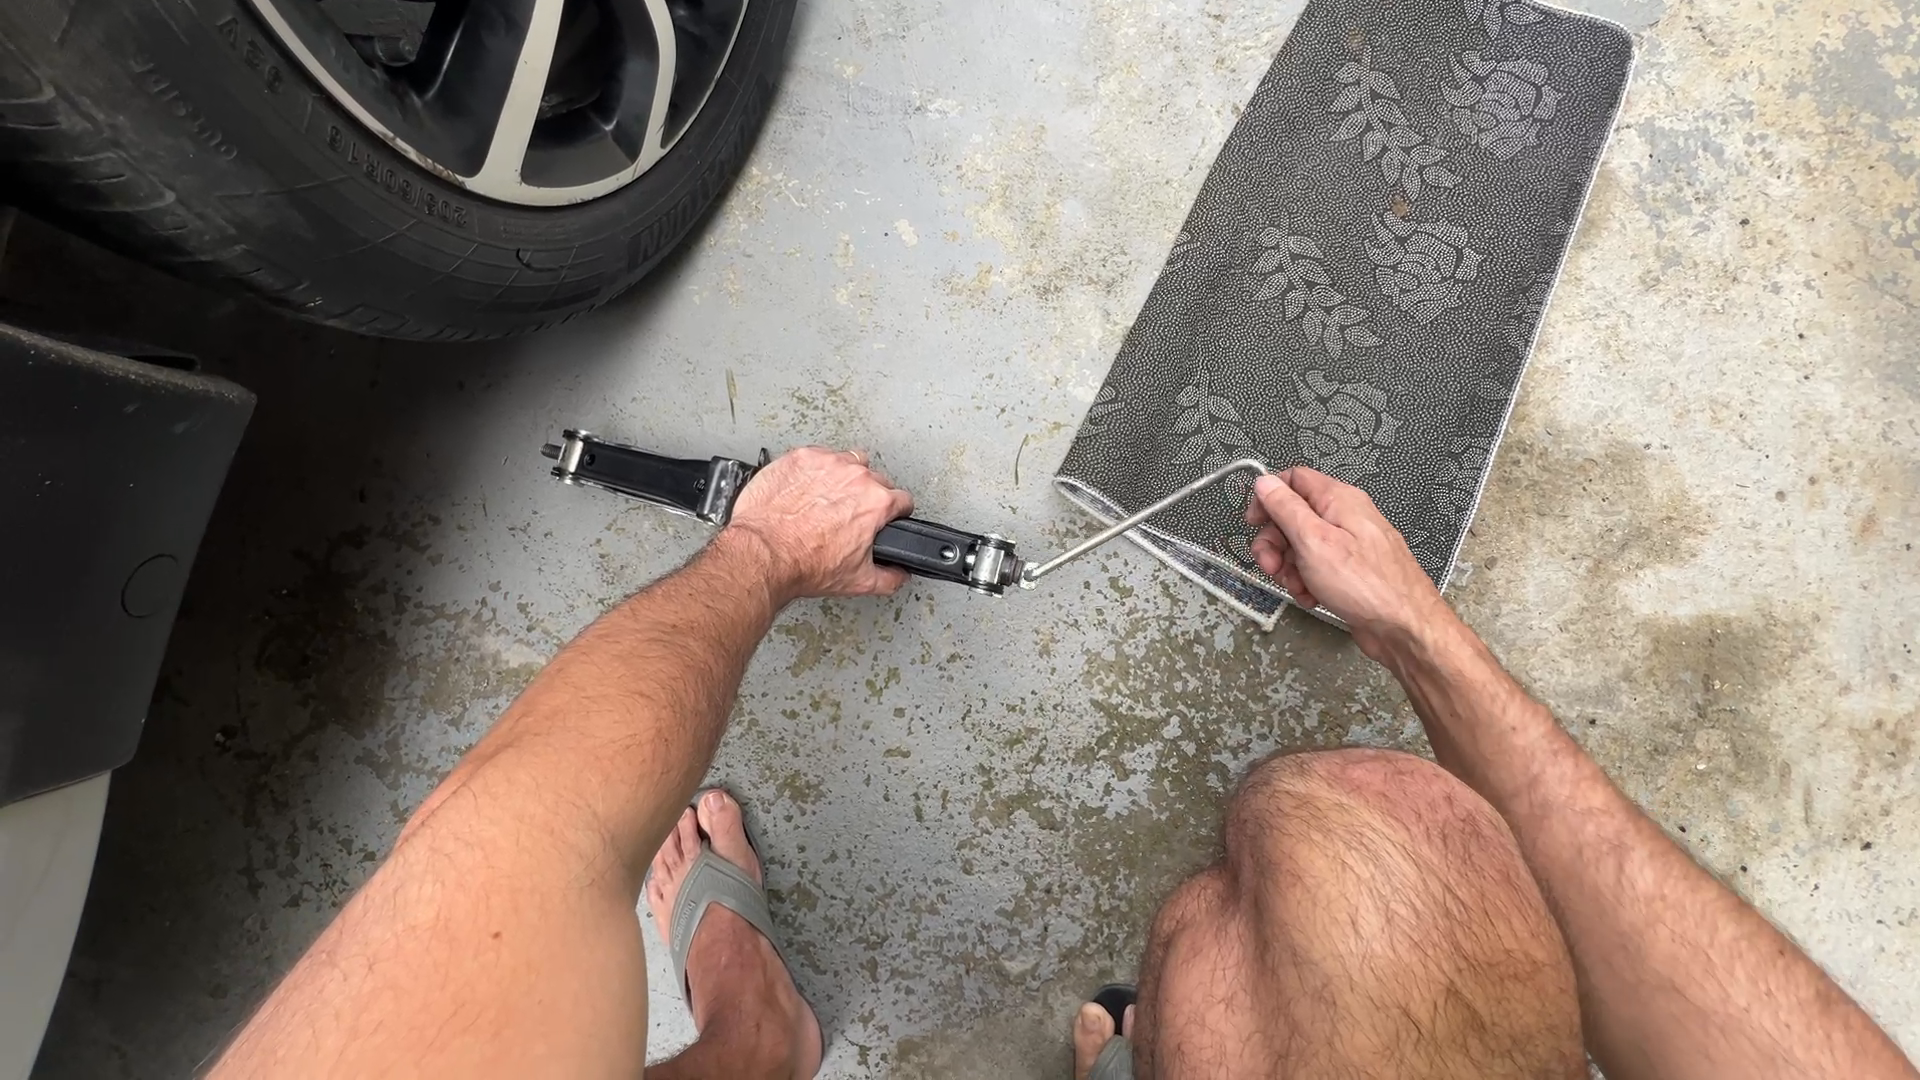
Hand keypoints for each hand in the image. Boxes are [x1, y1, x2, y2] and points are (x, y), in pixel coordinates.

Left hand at [723, 447, 912, 601]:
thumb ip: (890, 577)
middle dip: (868, 496)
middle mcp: (855, 477)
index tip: (887, 516)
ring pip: (848, 462)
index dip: (896, 512)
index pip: (903, 500)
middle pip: (876, 479)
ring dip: (844, 478)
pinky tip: (806, 490)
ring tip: (828, 499)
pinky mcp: (800, 458)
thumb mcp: (859, 581)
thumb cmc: (804, 563)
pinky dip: (816, 471)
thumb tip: (899, 573)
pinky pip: (818, 457)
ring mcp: (826, 463)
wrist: (763, 554)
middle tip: (850, 516)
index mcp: (876, 502)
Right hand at [1245, 466, 1453, 659]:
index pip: (1293, 480)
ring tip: (1296, 585)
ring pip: (1302, 544)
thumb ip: (1286, 507)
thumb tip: (1265, 482)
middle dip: (1275, 542)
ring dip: (1289, 566)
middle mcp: (1346, 517)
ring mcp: (1350, 543)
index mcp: (1339, 500)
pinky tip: (1312, 595)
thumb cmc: (1368, 586)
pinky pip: (1317, 566)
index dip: (1268, 498)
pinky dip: (1306, 581)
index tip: (1255, 522)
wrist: (1404, 628)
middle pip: (1293, 516)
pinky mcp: (1351, 568)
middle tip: (1271, 564)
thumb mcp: (1313, 540)